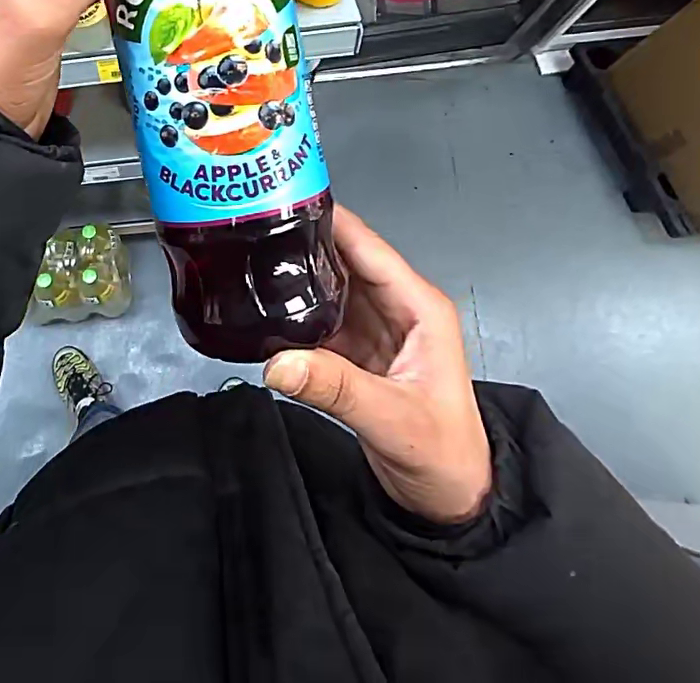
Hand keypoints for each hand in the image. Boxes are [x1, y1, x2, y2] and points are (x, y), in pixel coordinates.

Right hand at [263, 206, 492, 523]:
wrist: (451, 498)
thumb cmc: (443, 454)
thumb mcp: (393, 420)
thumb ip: (336, 388)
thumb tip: (277, 363)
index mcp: (417, 306)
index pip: (367, 247)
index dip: (329, 219)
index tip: (285, 201)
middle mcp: (394, 305)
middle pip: (342, 257)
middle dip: (301, 239)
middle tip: (251, 228)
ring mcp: (372, 324)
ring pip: (327, 282)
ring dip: (293, 270)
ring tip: (248, 255)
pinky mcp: (353, 346)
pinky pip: (317, 312)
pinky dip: (292, 305)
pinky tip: (263, 302)